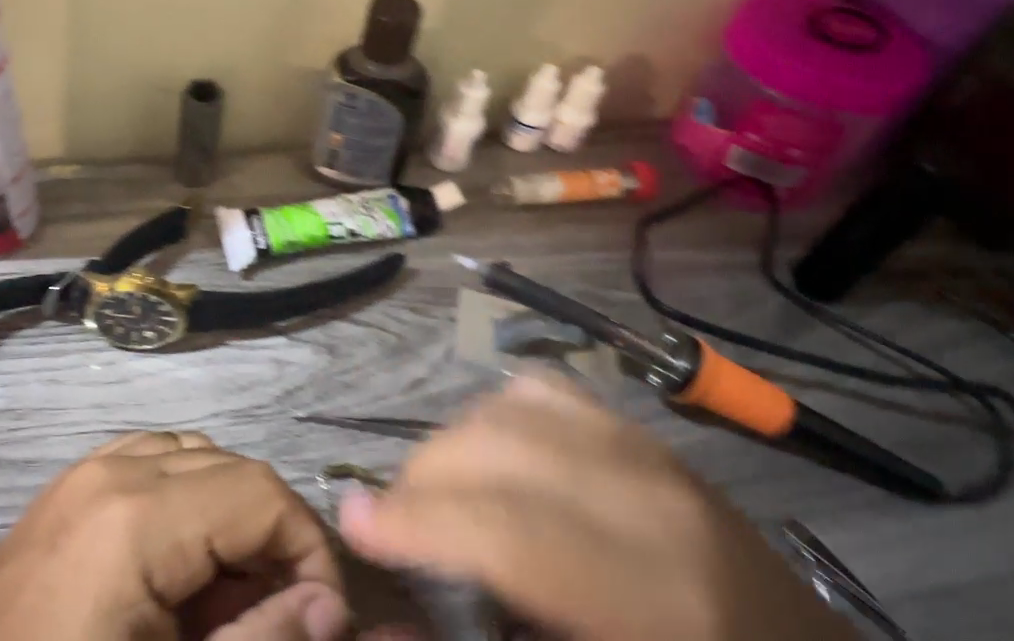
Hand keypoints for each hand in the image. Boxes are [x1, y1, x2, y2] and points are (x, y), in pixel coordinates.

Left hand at [0, 431, 349, 640]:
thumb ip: (260, 639)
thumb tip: (329, 604)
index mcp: (138, 515)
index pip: (262, 494)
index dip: (307, 550)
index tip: (320, 616)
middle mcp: (112, 470)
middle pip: (231, 468)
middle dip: (271, 536)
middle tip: (274, 615)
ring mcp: (81, 473)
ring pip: (193, 457)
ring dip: (228, 514)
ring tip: (228, 591)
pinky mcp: (63, 489)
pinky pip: (146, 463)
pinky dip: (183, 498)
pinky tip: (178, 560)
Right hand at [338, 375, 859, 640]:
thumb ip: (500, 639)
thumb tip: (395, 625)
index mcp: (656, 596)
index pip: (508, 531)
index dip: (417, 521)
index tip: (352, 522)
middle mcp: (657, 506)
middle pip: (503, 448)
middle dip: (426, 477)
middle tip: (390, 521)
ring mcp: (661, 461)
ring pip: (521, 407)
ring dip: (458, 441)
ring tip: (436, 493)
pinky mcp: (659, 446)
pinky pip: (560, 397)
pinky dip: (504, 413)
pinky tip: (494, 456)